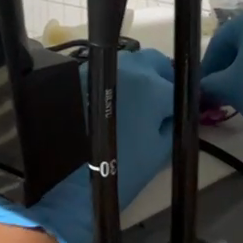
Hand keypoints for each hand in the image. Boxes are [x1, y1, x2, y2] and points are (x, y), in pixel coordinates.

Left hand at [0, 48, 176, 242]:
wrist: (65, 179)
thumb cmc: (117, 169)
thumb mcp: (157, 152)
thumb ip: (171, 126)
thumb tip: (170, 114)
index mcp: (152, 88)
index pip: (177, 87)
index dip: (178, 104)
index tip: (173, 114)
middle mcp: (129, 69)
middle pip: (156, 63)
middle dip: (162, 79)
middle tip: (158, 103)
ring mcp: (101, 69)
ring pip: (130, 64)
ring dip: (137, 79)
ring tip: (133, 105)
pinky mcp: (79, 74)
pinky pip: (104, 73)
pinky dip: (112, 84)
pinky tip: (108, 105)